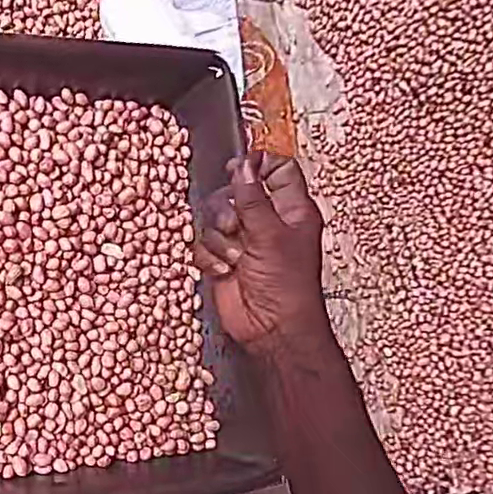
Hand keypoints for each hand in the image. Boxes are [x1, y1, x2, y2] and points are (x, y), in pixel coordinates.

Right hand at [193, 151, 333, 359]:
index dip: (257, 165)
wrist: (272, 328)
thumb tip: (243, 166)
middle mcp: (264, 221)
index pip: (277, 170)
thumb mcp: (272, 235)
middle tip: (234, 227)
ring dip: (220, 239)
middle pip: (234, 193)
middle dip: (227, 210)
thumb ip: (253, 199)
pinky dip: (210, 257)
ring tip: (235, 258)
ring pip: (214, 219)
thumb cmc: (287, 285)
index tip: (238, 169)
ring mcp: (241, 241)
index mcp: (290, 210)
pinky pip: (202, 244)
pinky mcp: (220, 260)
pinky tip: (224, 271)